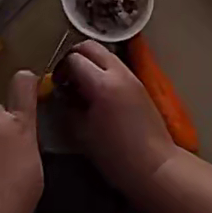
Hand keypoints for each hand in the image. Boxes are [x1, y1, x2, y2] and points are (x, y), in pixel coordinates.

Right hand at [60, 41, 180, 196]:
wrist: (156, 165)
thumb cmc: (116, 156)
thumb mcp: (83, 135)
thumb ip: (68, 109)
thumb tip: (61, 94)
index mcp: (102, 83)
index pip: (74, 59)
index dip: (60, 68)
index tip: (55, 84)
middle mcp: (118, 71)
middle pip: (90, 46)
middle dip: (74, 56)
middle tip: (65, 77)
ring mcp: (131, 75)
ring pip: (104, 53)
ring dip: (89, 61)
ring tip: (80, 85)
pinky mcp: (139, 83)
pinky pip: (115, 65)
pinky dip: (102, 69)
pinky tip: (97, 92)